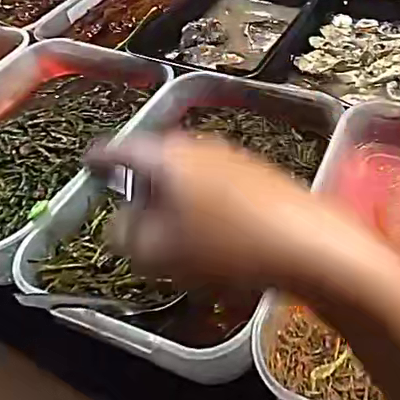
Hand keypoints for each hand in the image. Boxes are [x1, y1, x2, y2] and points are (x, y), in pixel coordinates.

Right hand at [85, 133, 395, 292]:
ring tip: (177, 238)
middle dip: (145, 187)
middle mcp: (202, 146)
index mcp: (168, 155)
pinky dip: (207, 208)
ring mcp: (236, 156)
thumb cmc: (226, 249)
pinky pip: (219, 188)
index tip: (89, 162)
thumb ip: (126, 234)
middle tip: (135, 216)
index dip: (101, 159)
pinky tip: (217, 241)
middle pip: (160, 161)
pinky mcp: (262, 175)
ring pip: (191, 176)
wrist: (310, 245)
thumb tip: (121, 222)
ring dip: (178, 201)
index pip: (122, 149)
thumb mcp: (157, 253)